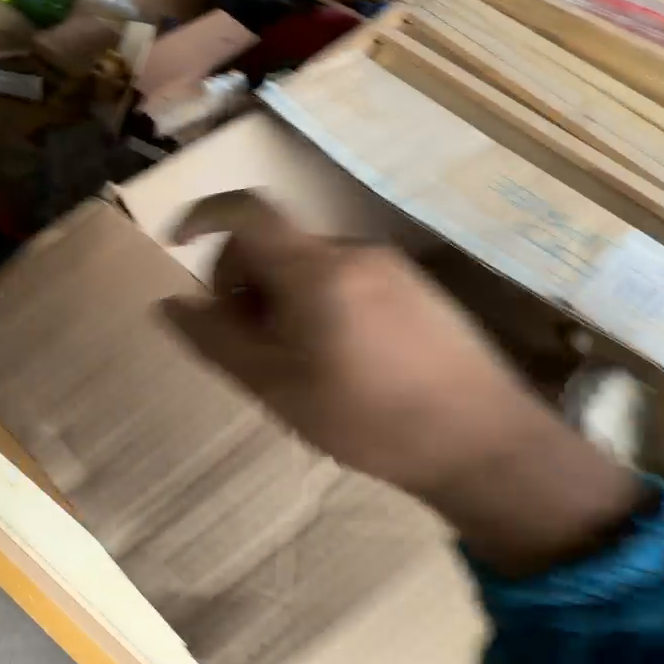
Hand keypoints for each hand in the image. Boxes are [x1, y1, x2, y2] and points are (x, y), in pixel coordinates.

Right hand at [160, 191, 646, 577]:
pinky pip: (340, 278)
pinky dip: (312, 302)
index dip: (202, 216)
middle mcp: (354, 254)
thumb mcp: (270, 384)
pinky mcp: (418, 291)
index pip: (246, 211)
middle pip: (269, 243)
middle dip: (238, 280)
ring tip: (288, 357)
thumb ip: (212, 338)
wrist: (494, 452)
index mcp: (316, 270)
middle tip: (242, 337)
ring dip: (275, 297)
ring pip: (302, 264)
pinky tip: (330, 358)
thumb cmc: (368, 418)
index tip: (176, 242)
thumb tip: (169, 304)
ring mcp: (392, 270)